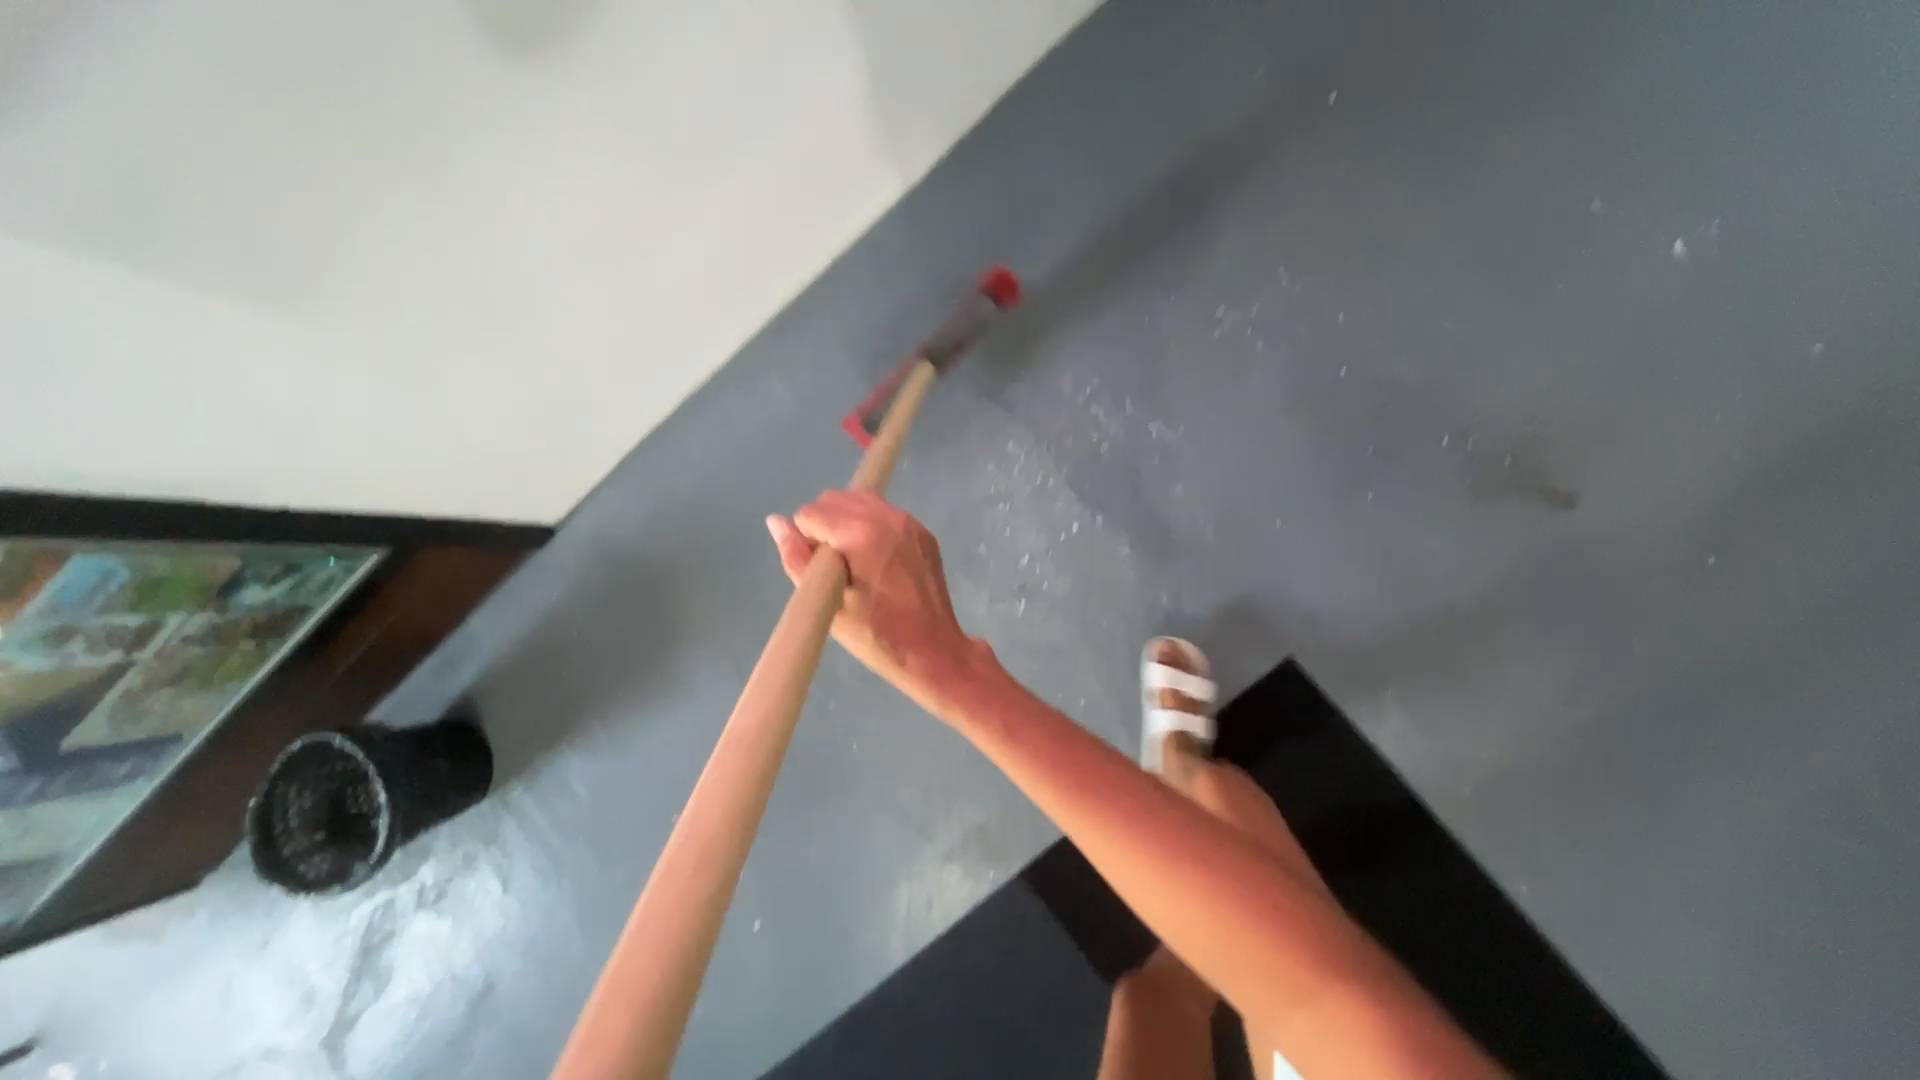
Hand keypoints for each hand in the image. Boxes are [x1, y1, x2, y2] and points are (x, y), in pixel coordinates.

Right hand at [767, 491, 993, 708]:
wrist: (933, 650)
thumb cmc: (877, 636)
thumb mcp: (828, 603)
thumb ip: (798, 559)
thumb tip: (776, 521)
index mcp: (862, 533)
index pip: (811, 513)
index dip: (806, 541)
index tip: (820, 572)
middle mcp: (888, 516)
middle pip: (835, 499)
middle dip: (823, 526)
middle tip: (832, 568)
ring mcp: (909, 522)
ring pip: (861, 501)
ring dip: (846, 523)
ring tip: (852, 564)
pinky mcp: (923, 532)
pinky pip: (884, 514)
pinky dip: (870, 528)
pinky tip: (875, 563)